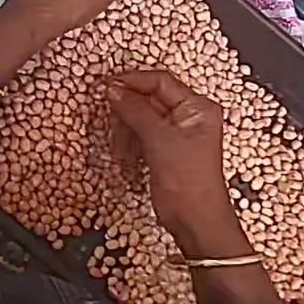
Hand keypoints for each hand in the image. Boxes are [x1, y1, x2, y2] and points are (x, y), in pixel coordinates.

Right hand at [107, 70, 248, 257]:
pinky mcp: (165, 149)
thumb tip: (113, 89)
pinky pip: (141, 134)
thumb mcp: (161, 141)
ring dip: (125, 127)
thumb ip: (136, 112)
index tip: (106, 85)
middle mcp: (188, 115)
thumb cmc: (189, 183)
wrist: (196, 222)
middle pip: (149, 97)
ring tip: (117, 143)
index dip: (132, 81)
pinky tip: (123, 152)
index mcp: (197, 107)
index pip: (160, 81)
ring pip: (142, 117)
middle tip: (106, 114)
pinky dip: (129, 140)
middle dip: (127, 107)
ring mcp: (176, 133)